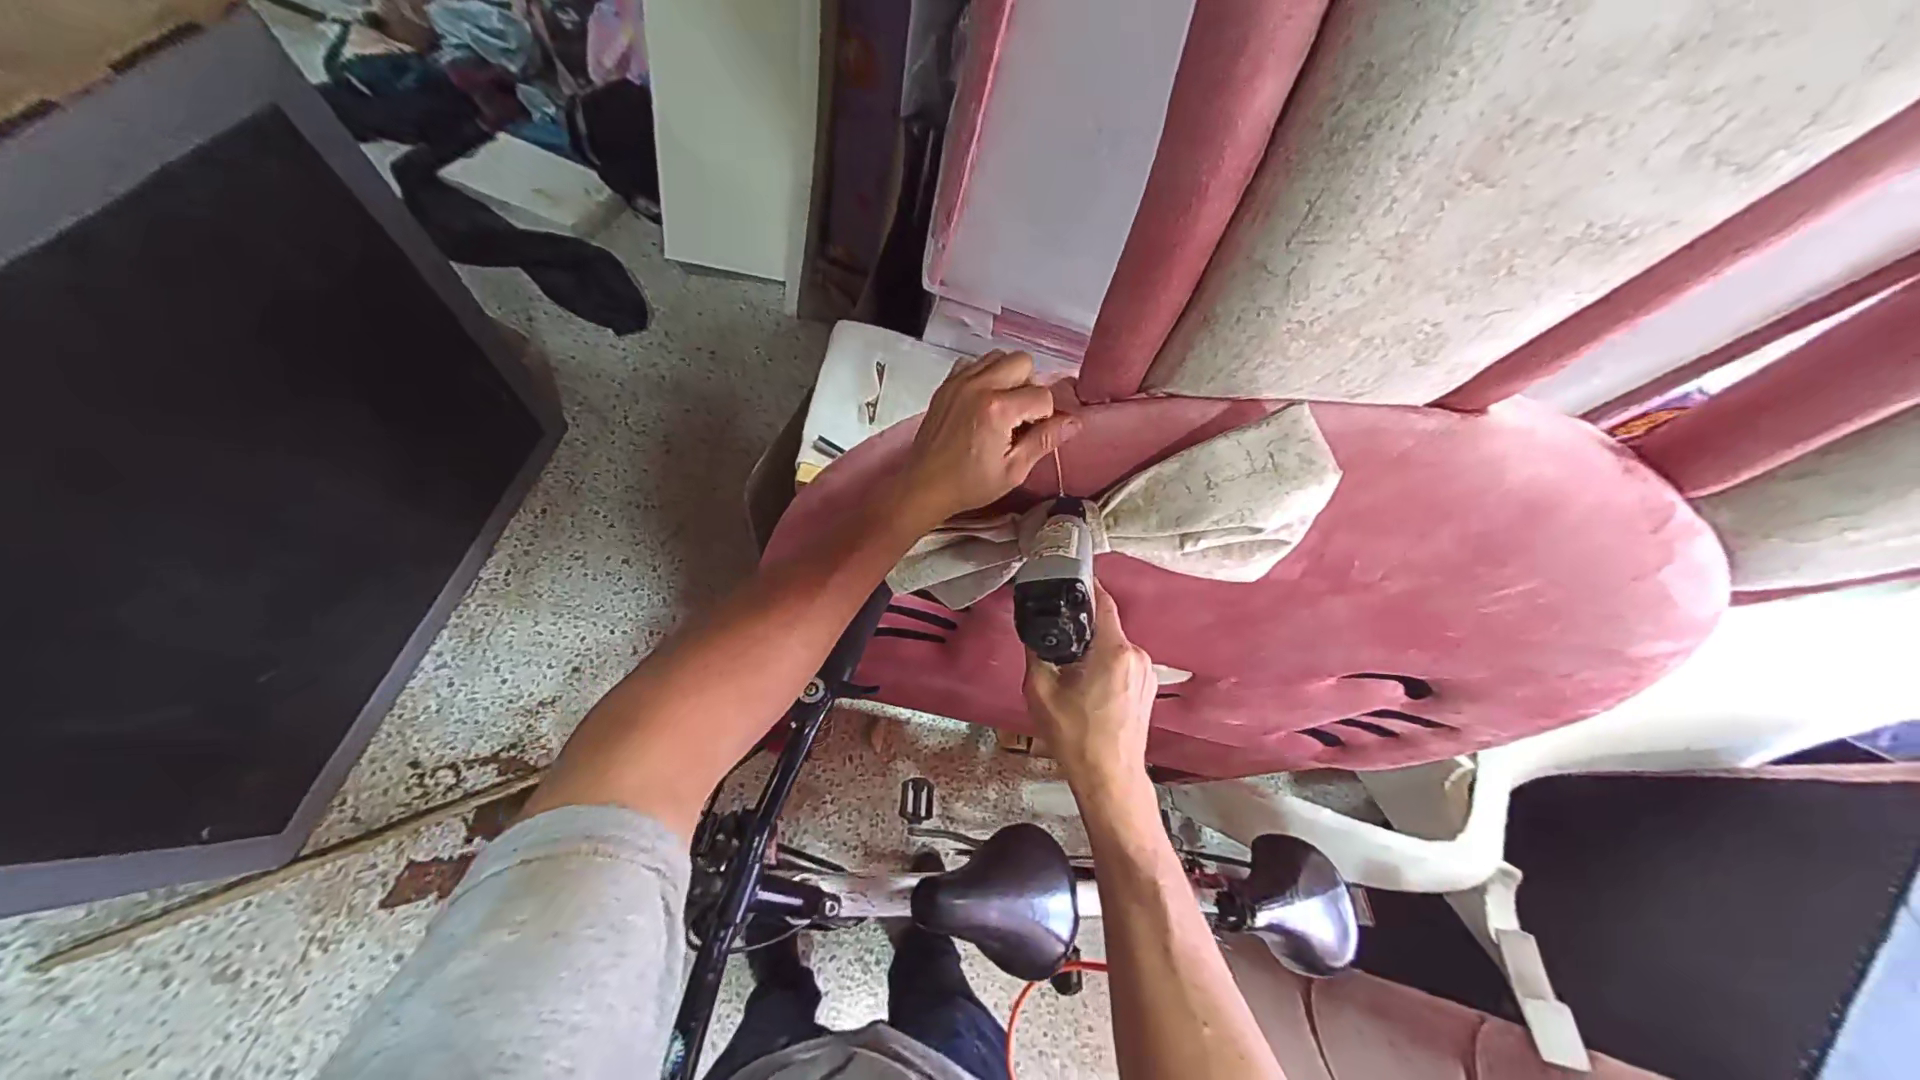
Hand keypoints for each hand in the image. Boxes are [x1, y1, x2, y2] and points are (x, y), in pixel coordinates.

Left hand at [893, 350, 1080, 527]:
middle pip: (1023, 362)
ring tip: (1002, 408)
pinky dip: (984, 375)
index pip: (1042, 395)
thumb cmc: (969, 485)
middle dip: (1029, 386)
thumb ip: (1045, 441)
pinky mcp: (946, 385)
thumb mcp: (1014, 470)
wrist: (924, 487)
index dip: (1046, 416)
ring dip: (1008, 377)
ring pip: (999, 357)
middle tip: (1020, 416)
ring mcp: (959, 382)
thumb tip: (1075, 422)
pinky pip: (974, 363)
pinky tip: (982, 402)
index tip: (1032, 434)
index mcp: (997, 408)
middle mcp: (978, 385)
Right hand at [1024, 580, 1155, 793]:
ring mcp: (1147, 672)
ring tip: (1069, 668)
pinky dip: (1104, 663)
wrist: (1109, 777)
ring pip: (1114, 644)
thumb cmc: (1077, 737)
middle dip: (1082, 625)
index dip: (1086, 586)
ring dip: (1093, 647)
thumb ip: (1037, 651)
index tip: (1069, 579)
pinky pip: (1122, 661)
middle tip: (1056, 635)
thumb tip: (1035, 631)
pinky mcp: (1148, 687)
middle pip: (1107, 624)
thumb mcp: (1040, 690)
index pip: (1103, 600)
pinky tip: (1086, 684)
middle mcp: (1137, 655)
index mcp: (1114, 651)